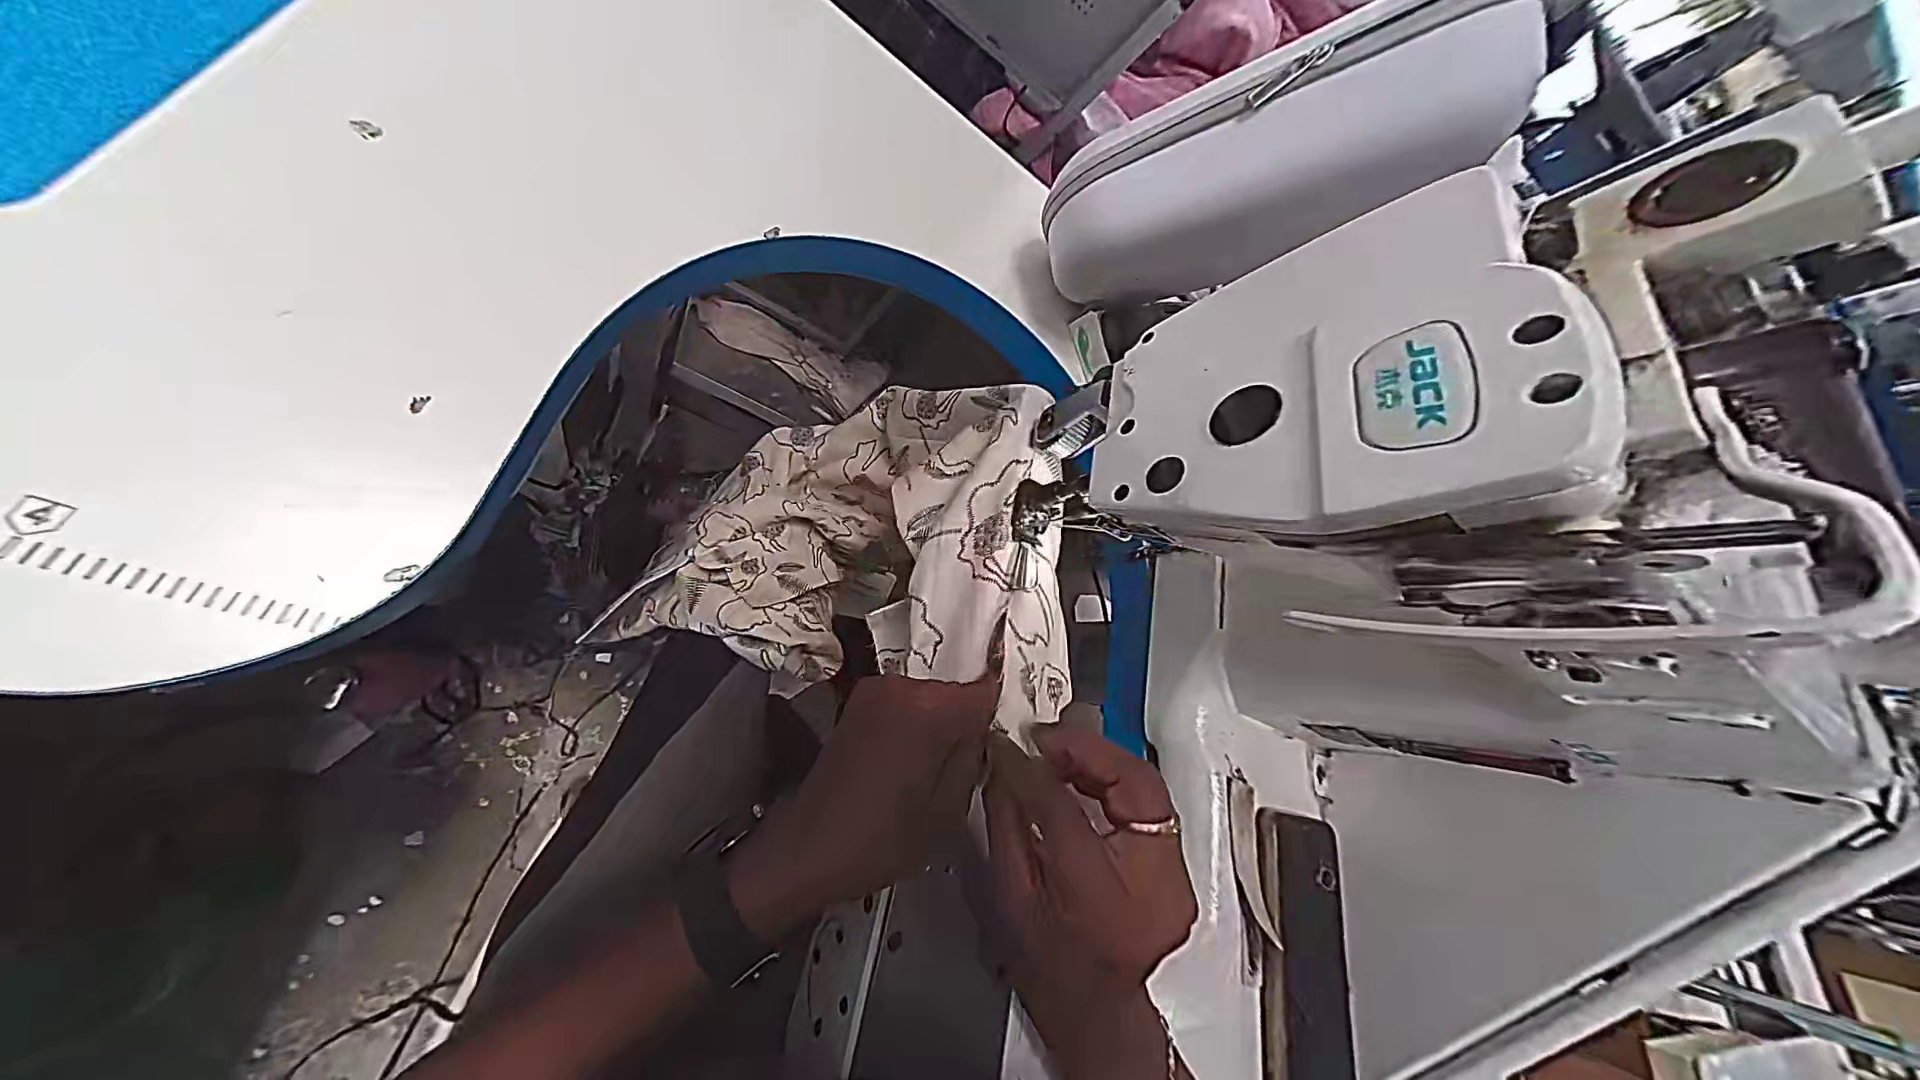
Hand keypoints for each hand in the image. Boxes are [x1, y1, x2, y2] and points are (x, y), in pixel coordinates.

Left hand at [726, 671, 999, 939]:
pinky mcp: (860, 702)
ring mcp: (876, 690)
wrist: (807, 849)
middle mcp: (900, 685)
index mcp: (927, 708)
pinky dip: (918, 722)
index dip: (1000, 711)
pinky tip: (914, 759)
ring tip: (938, 766)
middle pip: (957, 690)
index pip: (985, 689)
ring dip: (942, 722)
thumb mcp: (947, 809)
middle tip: (972, 760)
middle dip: (969, 720)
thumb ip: (975, 755)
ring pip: (933, 696)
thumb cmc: (880, 839)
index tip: (1006, 732)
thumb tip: (987, 726)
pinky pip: (908, 702)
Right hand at [984, 724, 1197, 1078]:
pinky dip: (1116, 780)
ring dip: (1102, 759)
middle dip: (1086, 748)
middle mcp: (1150, 881)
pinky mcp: (1178, 869)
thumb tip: (1003, 767)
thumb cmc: (1053, 966)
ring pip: (1149, 786)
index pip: (1063, 805)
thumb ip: (1007, 823)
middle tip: (1045, 739)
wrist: (1102, 1014)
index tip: (1009, 746)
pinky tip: (1084, 777)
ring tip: (1060, 753)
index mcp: (1097, 894)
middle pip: (1132, 784)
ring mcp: (1174, 876)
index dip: (1031, 768)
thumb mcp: (1012, 896)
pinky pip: (1150, 803)